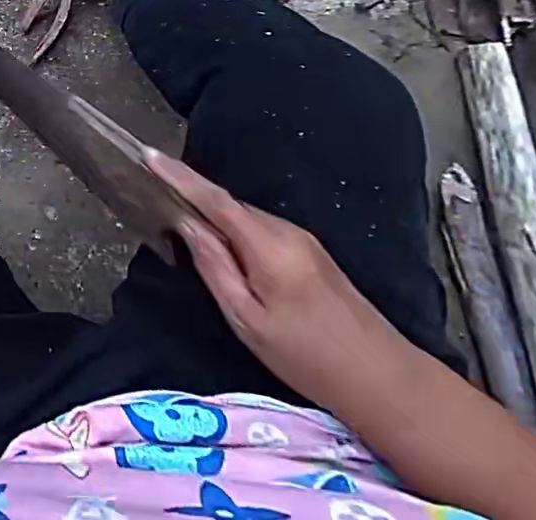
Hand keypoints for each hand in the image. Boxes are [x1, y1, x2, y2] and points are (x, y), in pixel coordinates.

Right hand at [144, 150, 424, 413]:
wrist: (386, 381)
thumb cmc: (308, 357)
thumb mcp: (247, 318)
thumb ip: (213, 265)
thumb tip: (186, 223)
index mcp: (269, 246)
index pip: (214, 199)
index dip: (178, 176)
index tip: (148, 155)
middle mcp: (286, 231)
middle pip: (227, 205)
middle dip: (191, 198)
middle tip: (152, 200)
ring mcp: (302, 239)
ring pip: (242, 217)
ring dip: (212, 218)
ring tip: (182, 230)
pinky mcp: (309, 251)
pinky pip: (257, 229)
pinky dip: (233, 231)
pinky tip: (222, 251)